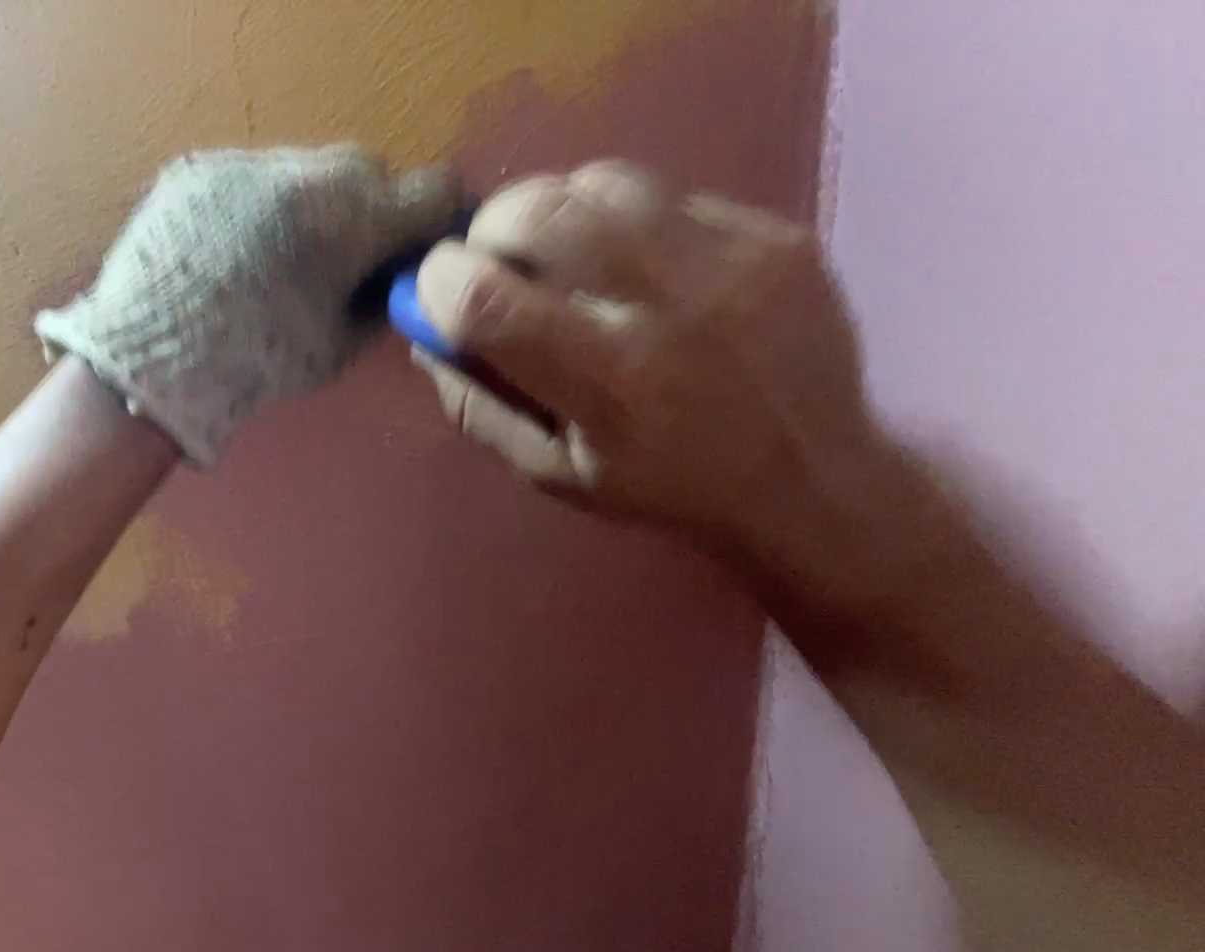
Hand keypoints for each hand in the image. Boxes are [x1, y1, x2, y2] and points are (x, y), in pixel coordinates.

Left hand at [37, 145, 458, 466]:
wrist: (151, 360)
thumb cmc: (258, 364)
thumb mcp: (338, 346)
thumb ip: (381, 301)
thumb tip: (400, 277)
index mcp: (355, 215)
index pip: (433, 190)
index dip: (433, 223)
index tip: (416, 251)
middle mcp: (308, 169)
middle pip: (369, 172)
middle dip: (371, 211)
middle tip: (345, 259)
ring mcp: (248, 162)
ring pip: (308, 170)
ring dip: (313, 205)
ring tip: (278, 259)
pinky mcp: (200, 167)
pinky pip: (251, 180)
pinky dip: (257, 209)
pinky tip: (231, 254)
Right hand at [413, 160, 891, 599]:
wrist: (807, 477)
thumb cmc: (659, 486)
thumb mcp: (551, 473)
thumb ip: (478, 406)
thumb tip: (427, 336)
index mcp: (604, 387)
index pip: (487, 303)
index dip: (440, 281)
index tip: (435, 285)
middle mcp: (665, 312)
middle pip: (542, 215)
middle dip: (491, 227)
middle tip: (494, 255)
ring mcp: (729, 263)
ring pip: (603, 182)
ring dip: (557, 208)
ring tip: (562, 248)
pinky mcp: (773, 235)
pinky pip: (668, 193)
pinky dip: (628, 218)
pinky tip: (639, 262)